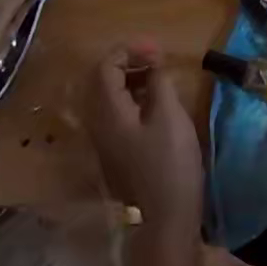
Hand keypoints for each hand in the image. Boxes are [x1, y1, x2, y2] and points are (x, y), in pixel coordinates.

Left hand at [84, 44, 203, 236]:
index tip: (159, 51)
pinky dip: (134, 99)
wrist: (165, 215)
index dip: (130, 50)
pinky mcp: (115, 151)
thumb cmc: (169, 161)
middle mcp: (97, 122)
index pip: (106, 66)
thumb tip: (153, 64)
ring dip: (133, 80)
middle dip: (130, 62)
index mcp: (107, 110)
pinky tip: (156, 104)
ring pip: (110, 98)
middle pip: (103, 80)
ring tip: (161, 78)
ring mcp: (104, 139)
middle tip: (159, 60)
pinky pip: (117, 113)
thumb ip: (158, 82)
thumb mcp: (168, 115)